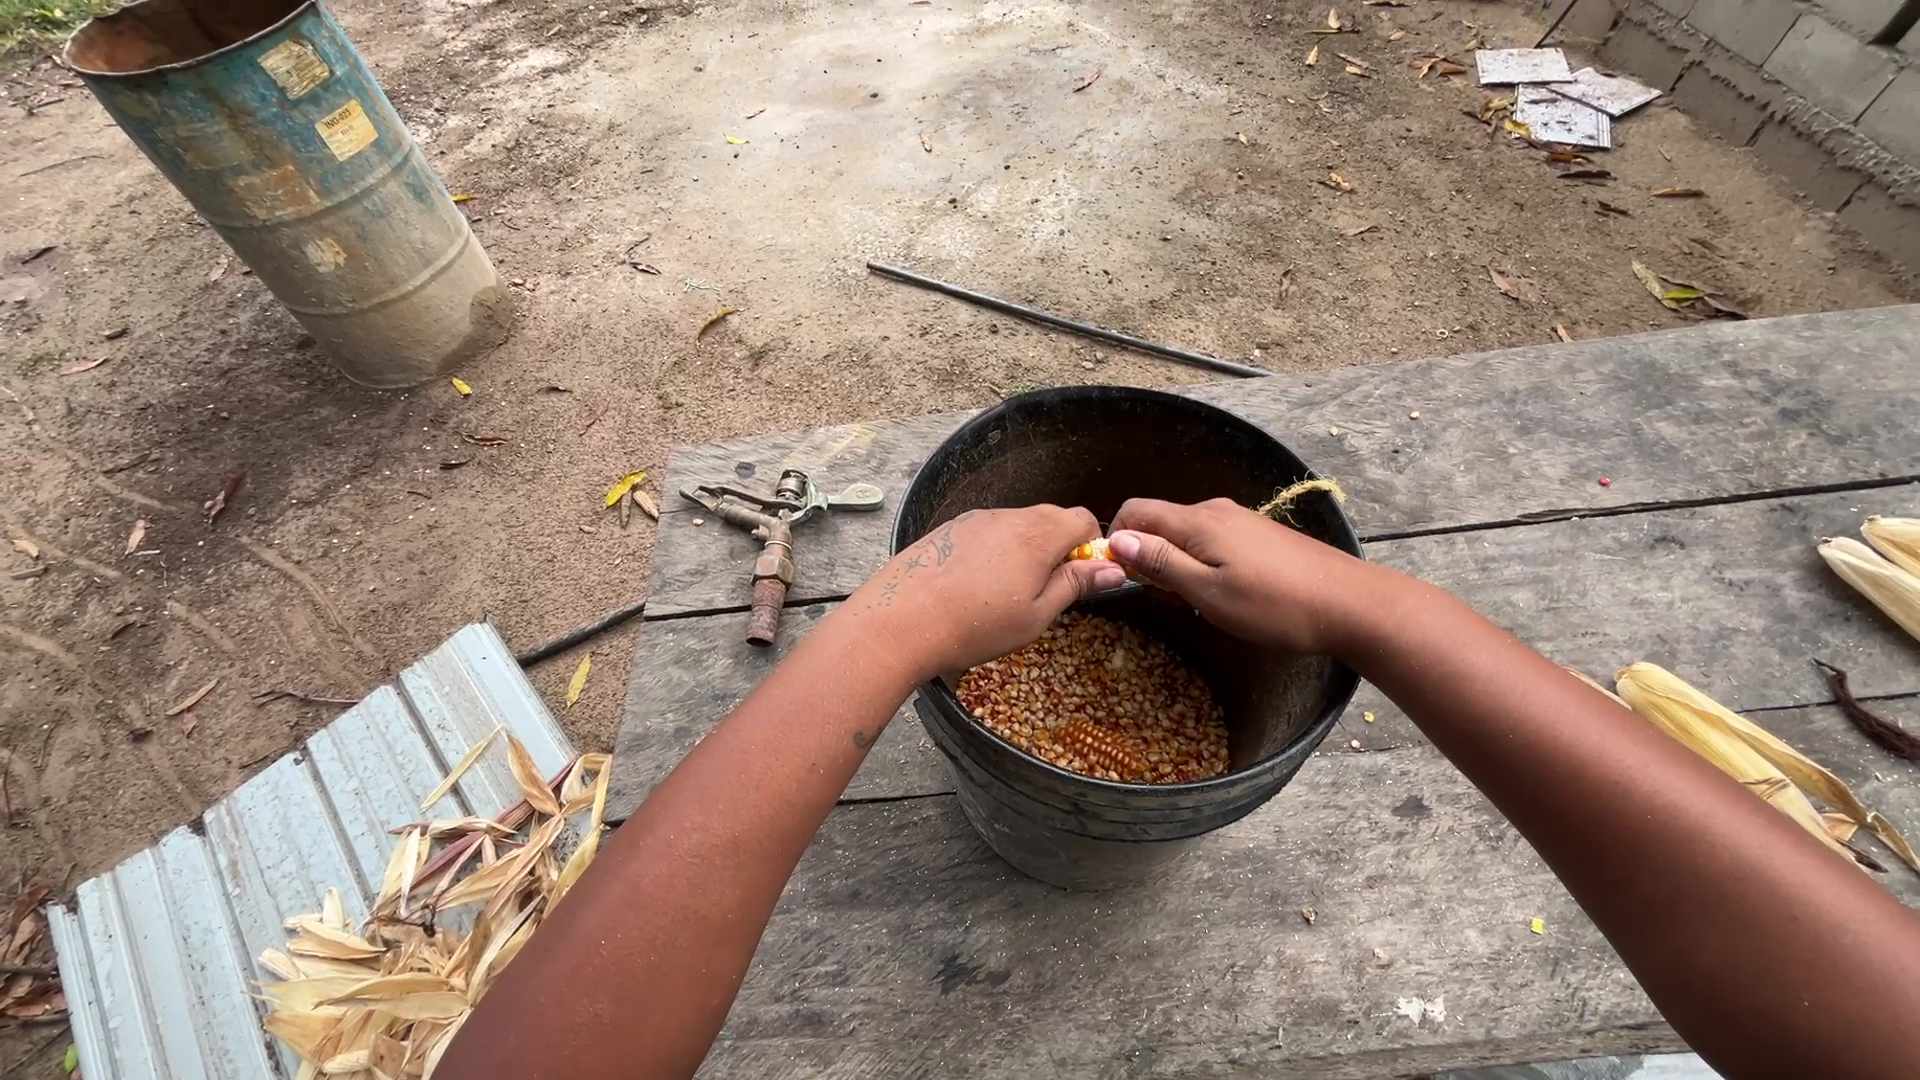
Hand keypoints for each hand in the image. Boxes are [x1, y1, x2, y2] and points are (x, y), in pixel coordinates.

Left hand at [843, 505, 1125, 680]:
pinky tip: (975, 585)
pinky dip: (993, 550)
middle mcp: (1007, 516)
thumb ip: (1075, 584)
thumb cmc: (975, 626)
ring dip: (1024, 549)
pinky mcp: (947, 529)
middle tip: (1044, 590)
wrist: (900, 622)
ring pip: (1015, 525)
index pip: (1082, 519)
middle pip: (1049, 518)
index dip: (1090, 547)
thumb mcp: (1036, 615)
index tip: (1081, 578)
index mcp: (1037, 534)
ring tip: (1005, 592)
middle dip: (1058, 547)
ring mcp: (973, 519)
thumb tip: (1114, 568)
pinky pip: (985, 531)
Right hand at [1107, 497, 1382, 655]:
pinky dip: (1202, 562)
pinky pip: (1211, 540)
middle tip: (1169, 599)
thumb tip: (1118, 539)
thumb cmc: (1274, 606)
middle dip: (1149, 556)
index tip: (1126, 577)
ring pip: (1186, 534)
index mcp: (1198, 522)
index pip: (1136, 511)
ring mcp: (1240, 519)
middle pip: (1160, 522)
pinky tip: (1226, 592)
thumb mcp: (1208, 592)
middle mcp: (1215, 511)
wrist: (1352, 605)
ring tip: (1200, 601)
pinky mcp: (1258, 533)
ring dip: (1177, 563)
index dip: (1119, 539)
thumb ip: (1161, 563)